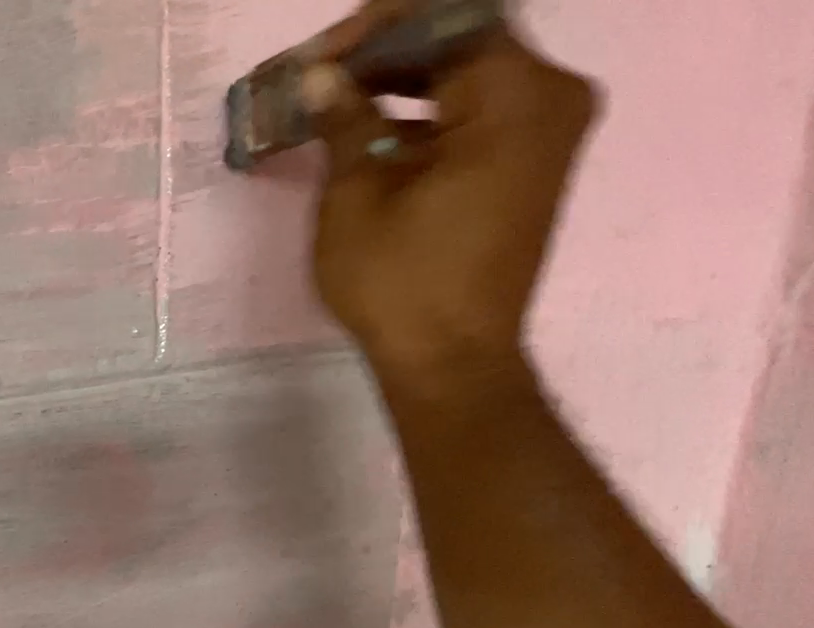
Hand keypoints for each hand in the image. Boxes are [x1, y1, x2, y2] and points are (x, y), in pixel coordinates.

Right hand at [303, 7, 598, 400]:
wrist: (449, 356)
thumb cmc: (399, 278)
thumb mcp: (356, 195)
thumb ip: (345, 122)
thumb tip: (323, 78)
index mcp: (516, 93)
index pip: (448, 19)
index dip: (375, 29)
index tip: (316, 57)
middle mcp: (549, 97)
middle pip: (463, 42)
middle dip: (383, 54)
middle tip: (317, 77)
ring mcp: (546, 133)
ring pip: (467, 78)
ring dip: (399, 85)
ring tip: (331, 105)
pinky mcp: (527, 166)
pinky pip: (476, 115)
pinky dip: (423, 116)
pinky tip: (368, 136)